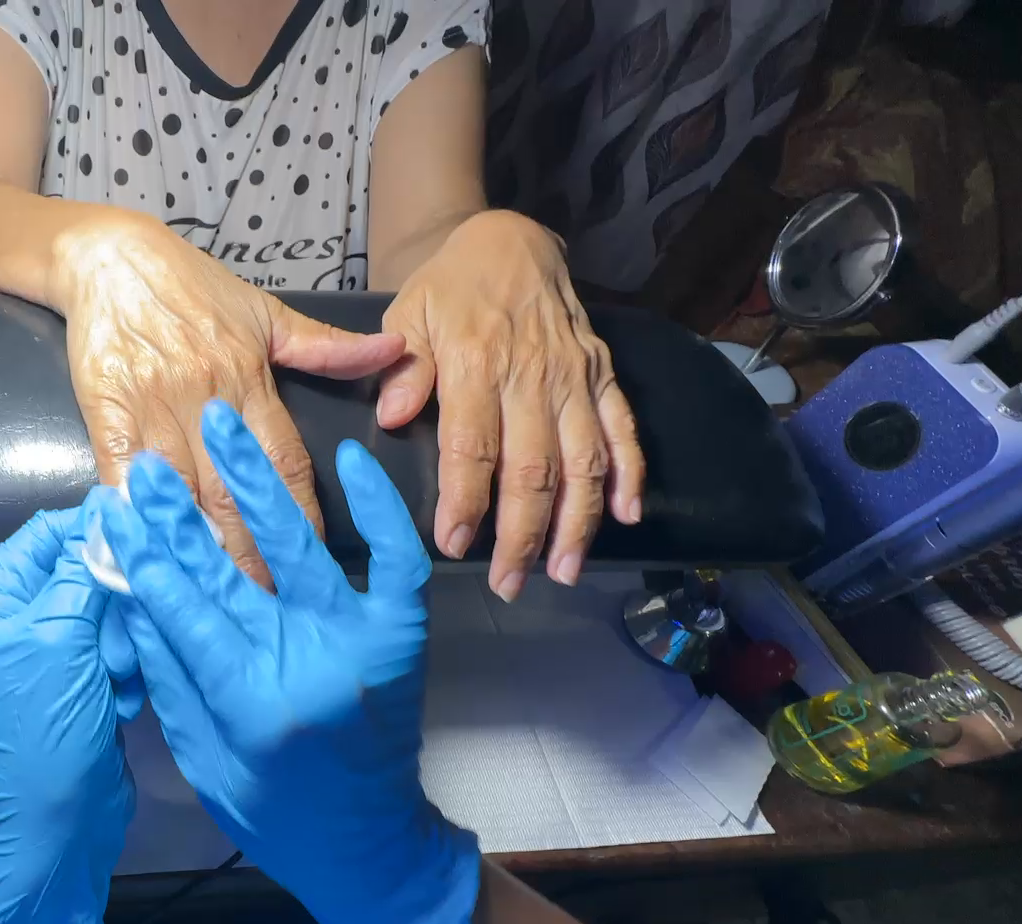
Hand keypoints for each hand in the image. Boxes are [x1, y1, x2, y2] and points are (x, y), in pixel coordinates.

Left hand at [0, 502, 133, 923]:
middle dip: (112, 605)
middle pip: (86, 570)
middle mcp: (25, 617)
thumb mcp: (62, 640)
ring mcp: (60, 648)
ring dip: (125, 642)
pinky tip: (124, 702)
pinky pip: (123, 644)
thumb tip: (106, 509)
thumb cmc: (50, 729)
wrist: (63, 822)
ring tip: (117, 682)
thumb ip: (82, 570)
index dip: (92, 527)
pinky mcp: (89, 675)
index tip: (144, 528)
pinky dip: (130, 669)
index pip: (46, 533)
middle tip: (114, 648)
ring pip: (114, 608)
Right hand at [47, 214, 405, 584]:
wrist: (111, 259)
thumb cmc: (191, 287)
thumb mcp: (264, 311)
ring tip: (213, 596)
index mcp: (249, 378)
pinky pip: (121, 472)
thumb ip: (324, 347)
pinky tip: (143, 552)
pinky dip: (132, 514)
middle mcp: (206, 399)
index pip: (283, 460)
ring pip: (182, 490)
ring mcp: (154, 407)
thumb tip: (394, 354)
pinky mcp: (106, 411)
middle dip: (251, 551)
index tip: (312, 560)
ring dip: (197, 546)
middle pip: (234, 491)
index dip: (299, 514)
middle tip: (266, 603)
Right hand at [93, 400, 480, 923]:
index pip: (183, 609)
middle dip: (180, 512)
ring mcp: (359, 644)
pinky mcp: (398, 635)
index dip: (144, 556)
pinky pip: (395, 561)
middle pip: (229, 569)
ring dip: (257, 479)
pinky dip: (379, 507)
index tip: (113, 510)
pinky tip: (349, 456)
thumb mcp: (201, 756)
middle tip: (149, 461)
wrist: (370, 846)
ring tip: (224, 424)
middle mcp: (305, 664)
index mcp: (248, 703)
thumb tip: (139, 594)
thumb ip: (171, 675)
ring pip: (300, 545)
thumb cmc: (272, 814)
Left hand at [377, 210, 644, 601]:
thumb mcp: (407, 316)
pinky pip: (623, 427)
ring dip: (576, 521)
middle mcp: (533, 377)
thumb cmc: (446, 289)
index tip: (455, 546)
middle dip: (522, 532)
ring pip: (584, 459)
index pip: (473, 447)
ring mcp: (576, 377)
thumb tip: (393, 416)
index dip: (466, 501)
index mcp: (476, 364)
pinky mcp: (604, 373)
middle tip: (509, 583)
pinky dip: (629, 473)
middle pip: (533, 468)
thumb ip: (403, 368)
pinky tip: (625, 517)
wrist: (508, 241)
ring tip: (563, 571)